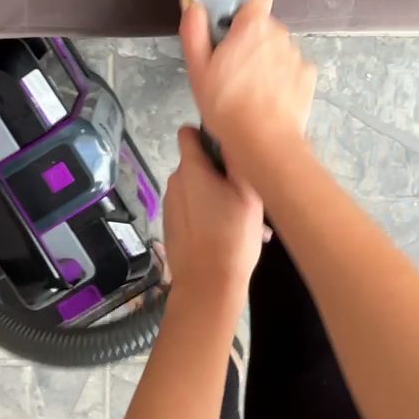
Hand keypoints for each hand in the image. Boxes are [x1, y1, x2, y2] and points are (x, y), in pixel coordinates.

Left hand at [161, 127, 265, 300]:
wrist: (207, 286)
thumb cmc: (232, 236)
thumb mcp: (248, 194)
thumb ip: (237, 159)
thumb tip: (230, 133)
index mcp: (190, 168)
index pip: (188, 132)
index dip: (207, 134)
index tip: (228, 149)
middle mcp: (174, 182)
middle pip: (198, 164)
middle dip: (221, 173)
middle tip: (248, 195)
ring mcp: (170, 205)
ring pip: (198, 189)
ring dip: (219, 196)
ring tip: (246, 222)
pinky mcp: (172, 225)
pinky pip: (193, 209)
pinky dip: (210, 214)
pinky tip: (231, 235)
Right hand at [180, 0, 317, 168]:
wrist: (263, 141)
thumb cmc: (227, 105)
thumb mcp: (198, 68)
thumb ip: (194, 30)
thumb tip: (193, 6)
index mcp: (252, 26)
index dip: (249, 1)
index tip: (238, 15)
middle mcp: (279, 34)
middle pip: (264, 26)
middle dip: (250, 39)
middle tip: (231, 65)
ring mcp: (296, 56)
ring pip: (278, 48)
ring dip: (266, 59)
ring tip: (248, 86)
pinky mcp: (307, 76)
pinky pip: (292, 68)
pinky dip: (281, 77)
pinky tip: (266, 95)